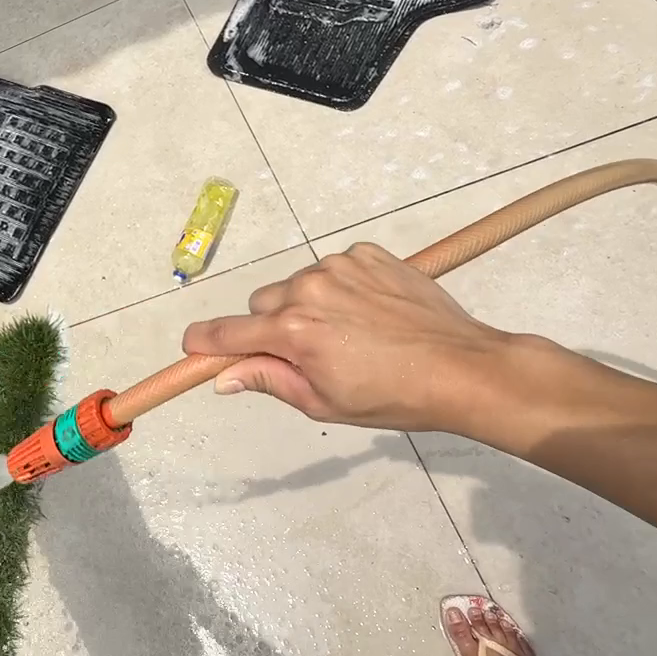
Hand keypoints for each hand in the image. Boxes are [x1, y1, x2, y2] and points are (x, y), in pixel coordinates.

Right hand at [181, 242, 511, 433]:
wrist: (464, 367)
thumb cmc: (392, 397)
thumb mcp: (324, 402)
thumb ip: (268, 381)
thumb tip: (223, 377)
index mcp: (293, 331)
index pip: (228, 332)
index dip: (205, 341)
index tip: (192, 345)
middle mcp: (306, 289)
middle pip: (261, 303)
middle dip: (272, 325)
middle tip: (309, 350)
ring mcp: (337, 266)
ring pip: (296, 284)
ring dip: (307, 304)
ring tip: (350, 329)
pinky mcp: (365, 253)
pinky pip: (333, 267)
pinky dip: (340, 286)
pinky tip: (370, 309)